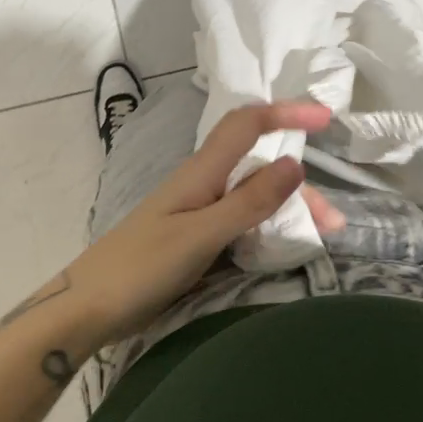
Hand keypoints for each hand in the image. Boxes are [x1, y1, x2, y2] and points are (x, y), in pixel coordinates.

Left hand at [66, 103, 343, 345]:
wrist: (89, 308)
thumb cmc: (140, 267)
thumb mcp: (201, 235)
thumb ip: (248, 201)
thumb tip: (296, 163)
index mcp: (201, 172)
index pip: (247, 124)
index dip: (286, 113)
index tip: (326, 119)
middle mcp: (202, 184)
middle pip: (258, 166)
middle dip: (299, 184)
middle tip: (333, 222)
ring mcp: (196, 212)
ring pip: (252, 195)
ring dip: (288, 208)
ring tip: (320, 238)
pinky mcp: (194, 239)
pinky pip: (240, 221)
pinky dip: (267, 227)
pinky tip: (283, 245)